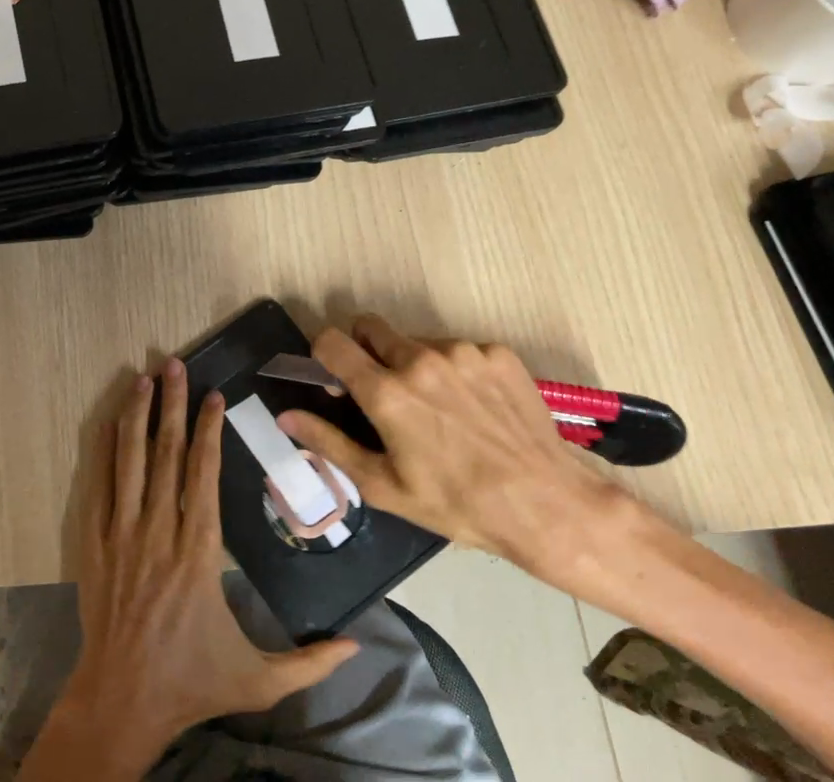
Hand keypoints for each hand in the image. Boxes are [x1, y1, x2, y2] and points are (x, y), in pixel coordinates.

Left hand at [20, 359, 359, 779]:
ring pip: (130, 463)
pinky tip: (110, 424)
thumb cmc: (191, 683)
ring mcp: (120, 537)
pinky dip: (104, 452)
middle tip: (175, 365)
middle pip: (165, 456)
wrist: (121, 700)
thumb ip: (311, 662)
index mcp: (198, 555)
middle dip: (172, 407)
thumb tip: (361, 644)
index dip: (208, 432)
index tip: (214, 396)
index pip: (203, 477)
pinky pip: (98, 488)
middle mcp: (158, 535)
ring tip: (143, 379)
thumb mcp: (260, 680)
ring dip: (137, 418)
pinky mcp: (93, 546)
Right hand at [275, 315, 633, 579]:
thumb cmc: (456, 504)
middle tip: (380, 391)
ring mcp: (464, 353)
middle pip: (371, 328)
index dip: (322, 353)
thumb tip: (286, 416)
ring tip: (436, 409)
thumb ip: (328, 443)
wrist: (547, 504)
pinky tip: (471, 408)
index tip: (331, 376)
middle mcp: (421, 359)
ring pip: (416, 342)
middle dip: (364, 351)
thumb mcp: (382, 485)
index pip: (332, 342)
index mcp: (386, 392)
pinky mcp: (498, 354)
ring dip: (411, 364)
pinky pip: (458, 351)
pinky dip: (453, 371)